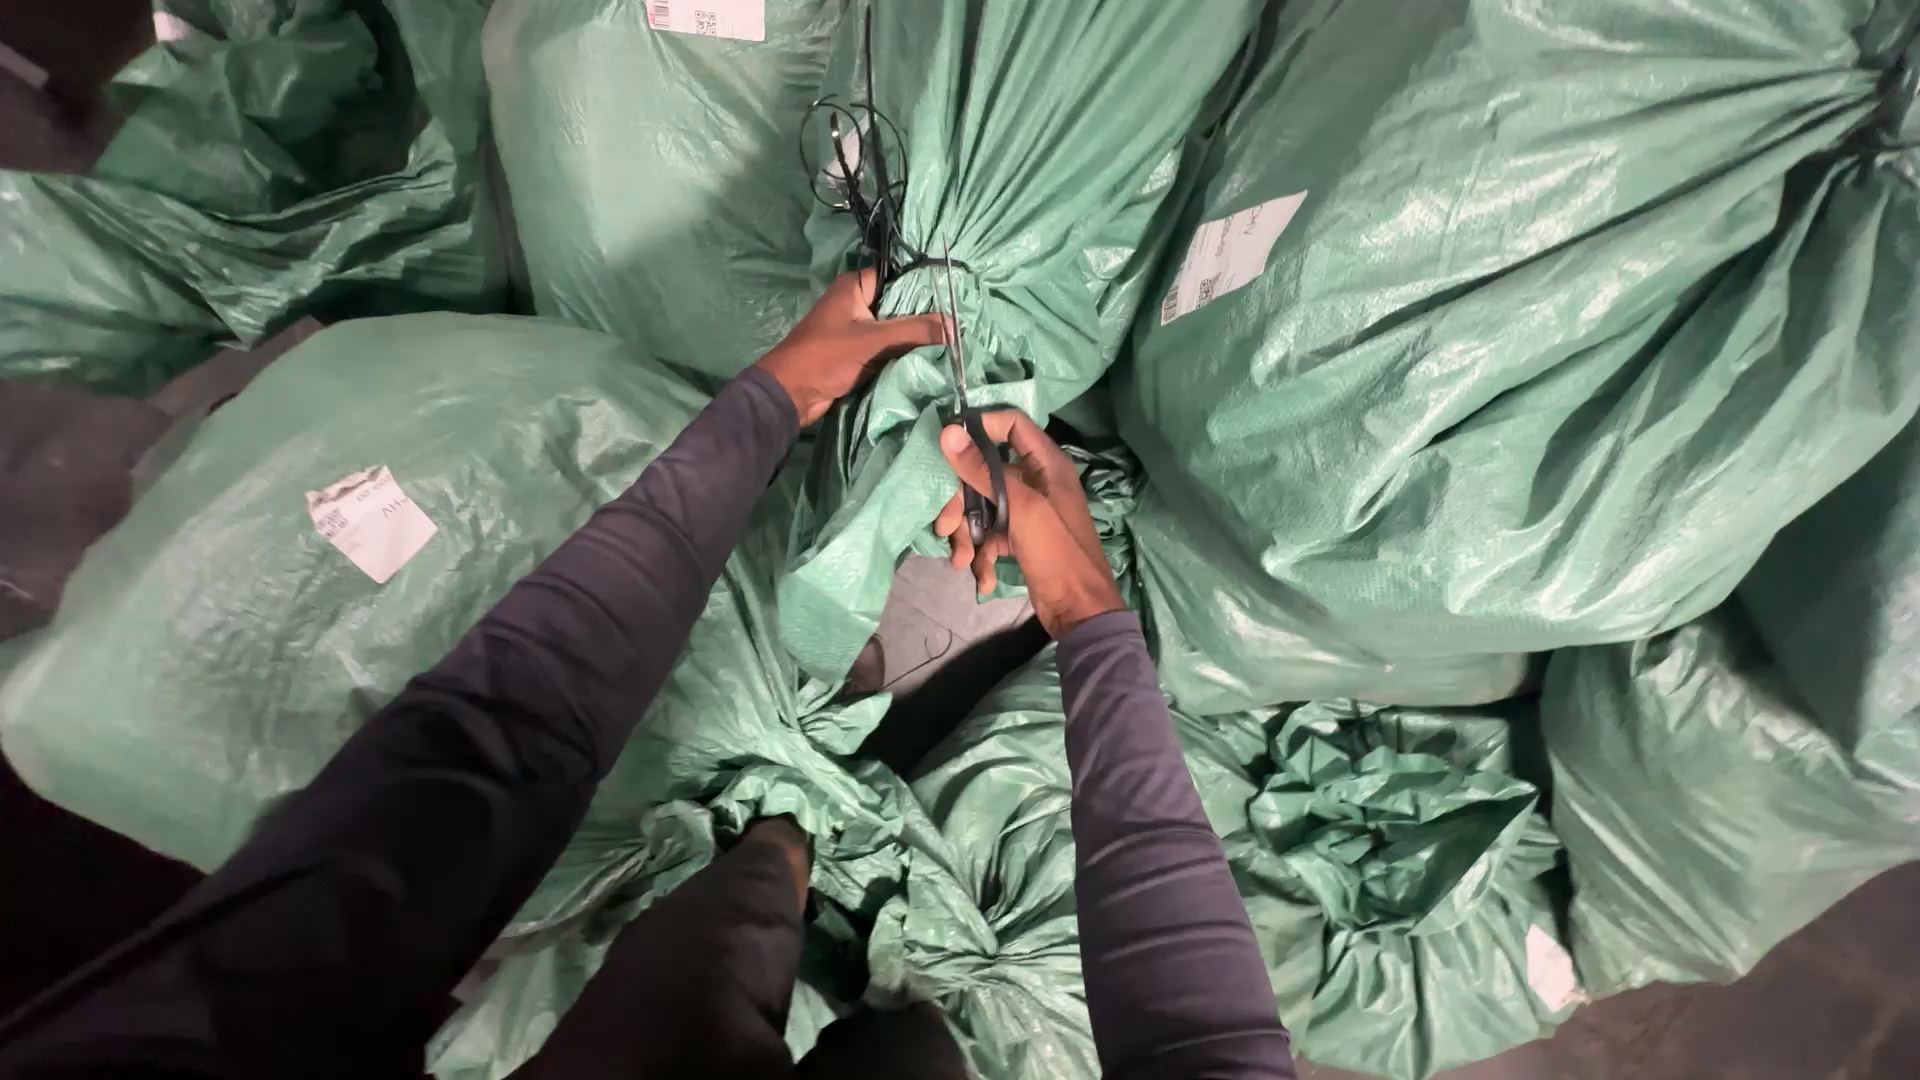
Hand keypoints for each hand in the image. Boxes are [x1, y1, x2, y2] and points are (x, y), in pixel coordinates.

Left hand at [756, 268, 950, 426]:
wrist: (792, 393)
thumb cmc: (827, 357)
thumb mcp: (874, 340)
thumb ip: (915, 330)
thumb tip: (954, 326)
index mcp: (854, 286)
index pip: (896, 276)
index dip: (922, 286)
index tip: (951, 298)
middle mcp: (854, 302)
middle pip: (897, 304)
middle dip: (922, 316)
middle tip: (953, 324)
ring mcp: (853, 329)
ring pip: (891, 328)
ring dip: (912, 337)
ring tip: (946, 341)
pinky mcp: (853, 352)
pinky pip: (883, 348)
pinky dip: (899, 353)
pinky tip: (923, 357)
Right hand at [935, 410, 1125, 638]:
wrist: (1079, 612)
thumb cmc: (1057, 554)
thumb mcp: (1020, 510)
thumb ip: (983, 471)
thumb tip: (949, 432)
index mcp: (1047, 464)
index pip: (1011, 424)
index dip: (981, 428)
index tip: (949, 446)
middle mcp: (1037, 482)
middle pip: (986, 473)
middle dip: (961, 501)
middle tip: (943, 526)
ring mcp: (1028, 511)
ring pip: (983, 507)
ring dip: (967, 533)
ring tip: (960, 561)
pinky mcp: (1020, 537)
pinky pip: (991, 534)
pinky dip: (982, 554)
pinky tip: (983, 577)